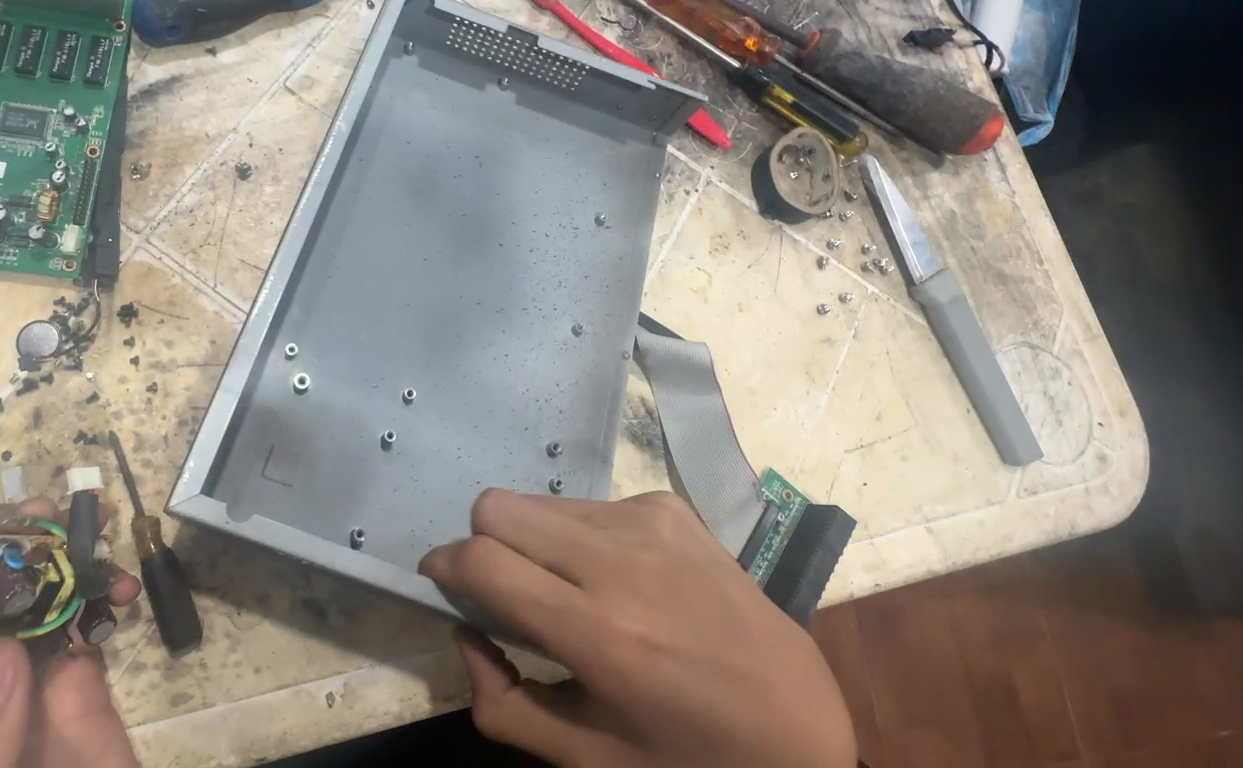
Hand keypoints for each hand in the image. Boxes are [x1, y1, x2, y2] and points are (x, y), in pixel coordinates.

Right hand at [419, 489, 855, 767]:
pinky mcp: (671, 508)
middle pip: (499, 506)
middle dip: (483, 543)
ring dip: (533, 540)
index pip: (484, 562)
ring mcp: (650, 523)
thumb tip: (465, 630)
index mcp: (601, 634)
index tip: (441, 580)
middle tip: (504, 589)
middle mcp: (622, 562)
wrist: (801, 725)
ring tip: (568, 588)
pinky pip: (589, 505)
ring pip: (542, 501)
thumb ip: (501, 701)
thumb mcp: (585, 761)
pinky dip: (579, 537)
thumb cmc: (689, 762)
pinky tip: (617, 578)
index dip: (445, 566)